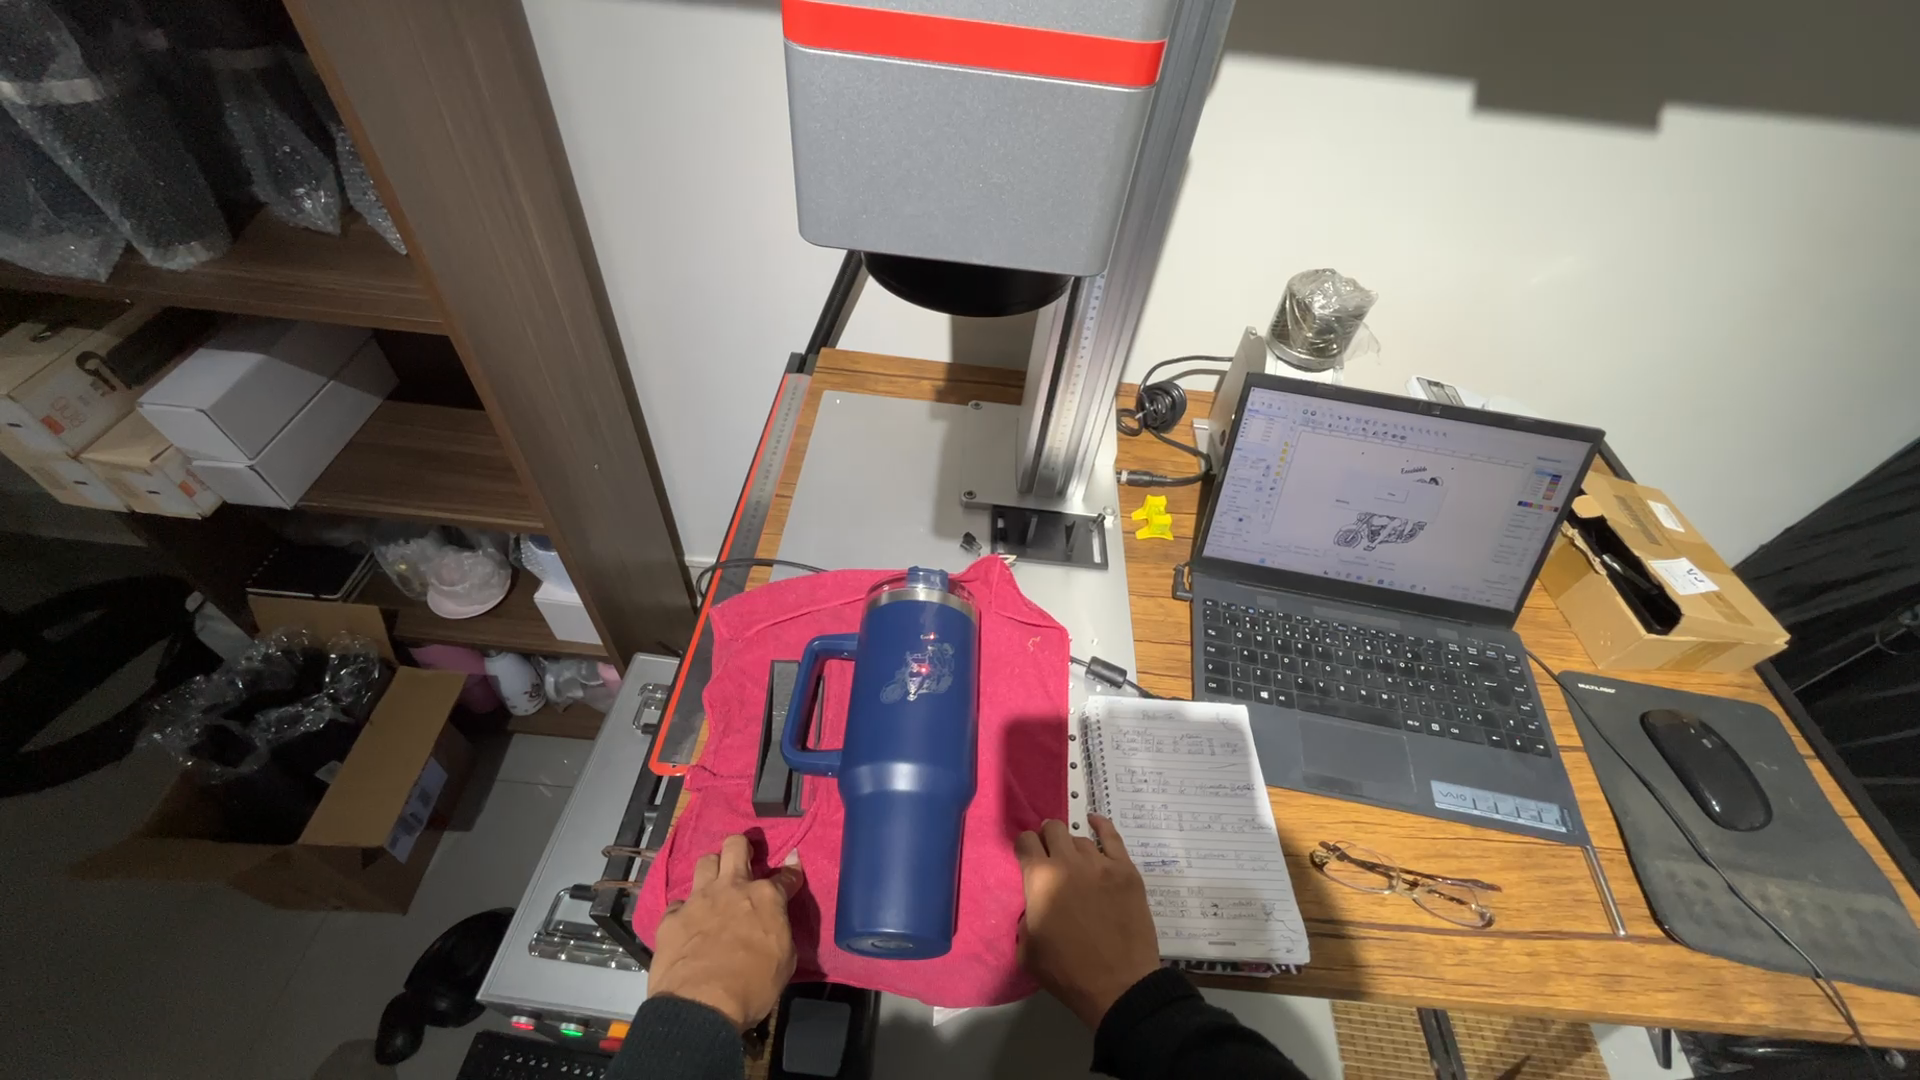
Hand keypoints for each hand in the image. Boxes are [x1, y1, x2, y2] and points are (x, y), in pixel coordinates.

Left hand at [648, 834, 803, 1029]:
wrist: (701, 1005)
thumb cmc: (753, 986)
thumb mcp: (785, 960)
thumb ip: (780, 931)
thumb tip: (777, 921)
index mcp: (766, 897)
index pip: (786, 875)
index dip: (792, 872)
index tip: (792, 870)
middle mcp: (732, 887)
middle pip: (735, 845)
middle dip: (742, 847)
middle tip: (744, 862)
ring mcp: (699, 900)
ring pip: (705, 862)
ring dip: (712, 871)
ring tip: (714, 887)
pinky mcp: (672, 918)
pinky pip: (678, 903)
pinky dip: (685, 911)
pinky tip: (687, 924)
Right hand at [1015, 815, 1161, 1027]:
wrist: (1120, 986)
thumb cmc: (1068, 972)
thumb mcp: (1027, 949)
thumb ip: (1025, 916)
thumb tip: (1035, 903)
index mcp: (1040, 878)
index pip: (1025, 841)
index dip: (1024, 847)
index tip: (1027, 858)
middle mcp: (1068, 861)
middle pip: (1053, 829)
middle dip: (1047, 839)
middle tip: (1051, 857)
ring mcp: (1100, 863)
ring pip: (1080, 838)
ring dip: (1073, 848)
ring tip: (1077, 865)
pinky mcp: (1126, 870)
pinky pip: (1111, 836)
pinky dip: (1100, 826)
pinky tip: (1094, 822)